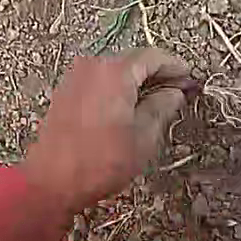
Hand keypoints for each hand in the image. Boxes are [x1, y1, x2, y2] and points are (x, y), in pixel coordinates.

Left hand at [23, 49, 192, 215]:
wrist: (50, 183)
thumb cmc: (102, 161)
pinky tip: (131, 105)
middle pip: (133, 60)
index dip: (175, 66)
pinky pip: (100, 80)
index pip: (153, 57)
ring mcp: (75, 78)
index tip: (190, 77)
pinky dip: (119, 87)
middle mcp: (92, 66)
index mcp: (115, 72)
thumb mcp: (144, 135)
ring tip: (158, 99)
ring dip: (138, 80)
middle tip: (179, 89)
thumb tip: (174, 93)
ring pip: (116, 70)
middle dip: (158, 73)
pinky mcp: (65, 92)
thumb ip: (162, 106)